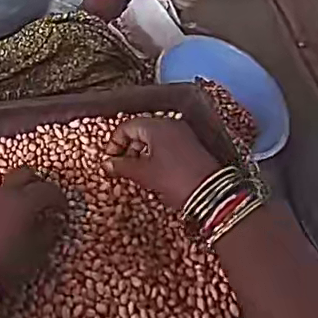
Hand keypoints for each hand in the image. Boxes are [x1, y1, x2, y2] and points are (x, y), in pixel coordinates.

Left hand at [0, 168, 67, 298]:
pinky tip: (7, 220)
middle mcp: (5, 193)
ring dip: (20, 192)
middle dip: (38, 184)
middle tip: (46, 201)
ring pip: (8, 184)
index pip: (48, 189)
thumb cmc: (6, 262)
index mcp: (24, 201)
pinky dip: (6, 202)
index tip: (63, 209)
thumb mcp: (35, 252)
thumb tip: (54, 221)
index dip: (59, 198)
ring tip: (27, 212)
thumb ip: (48, 231)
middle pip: (25, 174)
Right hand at [103, 117, 223, 212]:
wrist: (211, 193)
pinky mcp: (191, 144)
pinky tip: (154, 168)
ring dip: (141, 149)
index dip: (114, 142)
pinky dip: (156, 151)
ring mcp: (182, 133)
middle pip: (140, 128)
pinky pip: (166, 141)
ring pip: (154, 135)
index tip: (110, 159)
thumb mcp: (143, 173)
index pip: (126, 126)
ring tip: (137, 169)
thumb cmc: (175, 179)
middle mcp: (170, 124)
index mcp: (156, 126)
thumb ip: (121, 166)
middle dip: (128, 146)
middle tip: (122, 164)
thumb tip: (106, 164)